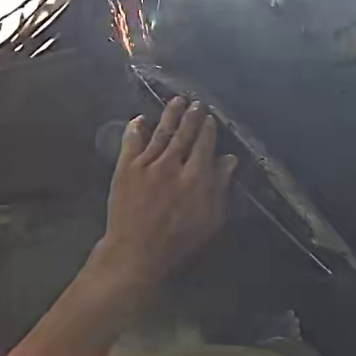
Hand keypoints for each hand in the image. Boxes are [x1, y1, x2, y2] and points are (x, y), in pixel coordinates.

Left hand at [89, 96, 237, 289]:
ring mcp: (147, 164)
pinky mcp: (126, 169)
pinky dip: (136, 128)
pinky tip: (140, 119)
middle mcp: (173, 163)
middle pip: (184, 133)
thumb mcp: (211, 219)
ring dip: (170, 115)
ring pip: (161, 132)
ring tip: (176, 101)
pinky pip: (131, 142)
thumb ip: (220, 187)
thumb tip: (229, 160)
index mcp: (197, 176)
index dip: (208, 129)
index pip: (205, 144)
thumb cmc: (180, 242)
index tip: (210, 119)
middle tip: (196, 104)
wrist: (137, 253)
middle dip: (192, 117)